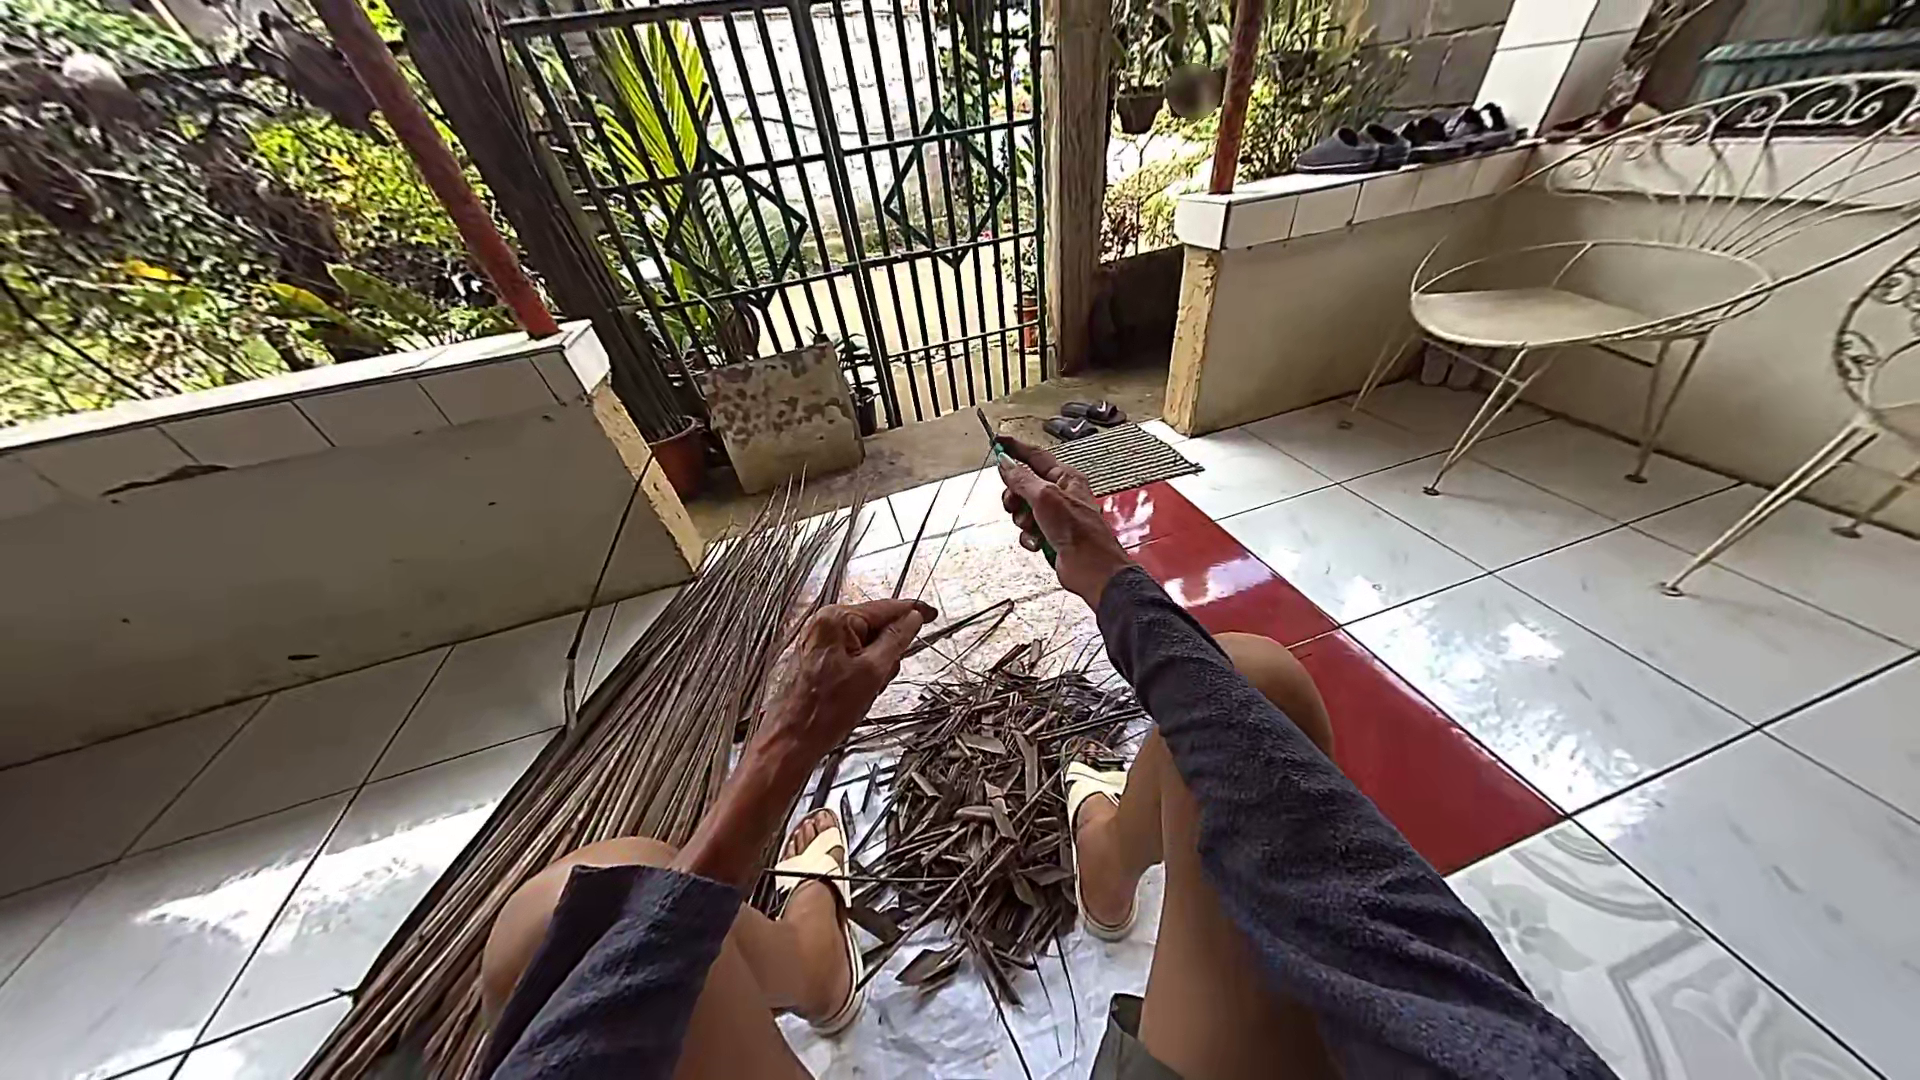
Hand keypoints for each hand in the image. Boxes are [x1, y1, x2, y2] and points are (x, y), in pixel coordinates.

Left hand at [756, 598, 936, 768]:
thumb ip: (896, 640)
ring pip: (868, 644)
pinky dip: (864, 671)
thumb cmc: (826, 709)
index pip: (885, 608)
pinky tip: (857, 691)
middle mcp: (825, 623)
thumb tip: (913, 618)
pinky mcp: (820, 656)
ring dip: (876, 666)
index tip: (932, 614)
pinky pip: (854, 655)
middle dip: (888, 651)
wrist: (793, 739)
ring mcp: (821, 639)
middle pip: (876, 626)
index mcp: (836, 619)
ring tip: (864, 689)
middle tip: (880, 677)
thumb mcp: (873, 671)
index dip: (912, 612)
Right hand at [996, 436, 1132, 605]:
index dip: (1015, 448)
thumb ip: (1022, 478)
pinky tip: (1037, 542)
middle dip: (1015, 496)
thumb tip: (1006, 463)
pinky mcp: (1049, 535)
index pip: (1035, 456)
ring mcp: (1055, 516)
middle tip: (1014, 504)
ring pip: (1022, 510)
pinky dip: (1028, 537)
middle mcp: (1060, 494)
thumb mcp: (1045, 497)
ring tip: (1031, 526)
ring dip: (1022, 520)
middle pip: (1023, 485)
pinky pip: (1027, 531)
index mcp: (1065, 478)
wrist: (1091, 568)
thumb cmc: (1080, 532)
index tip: (998, 443)